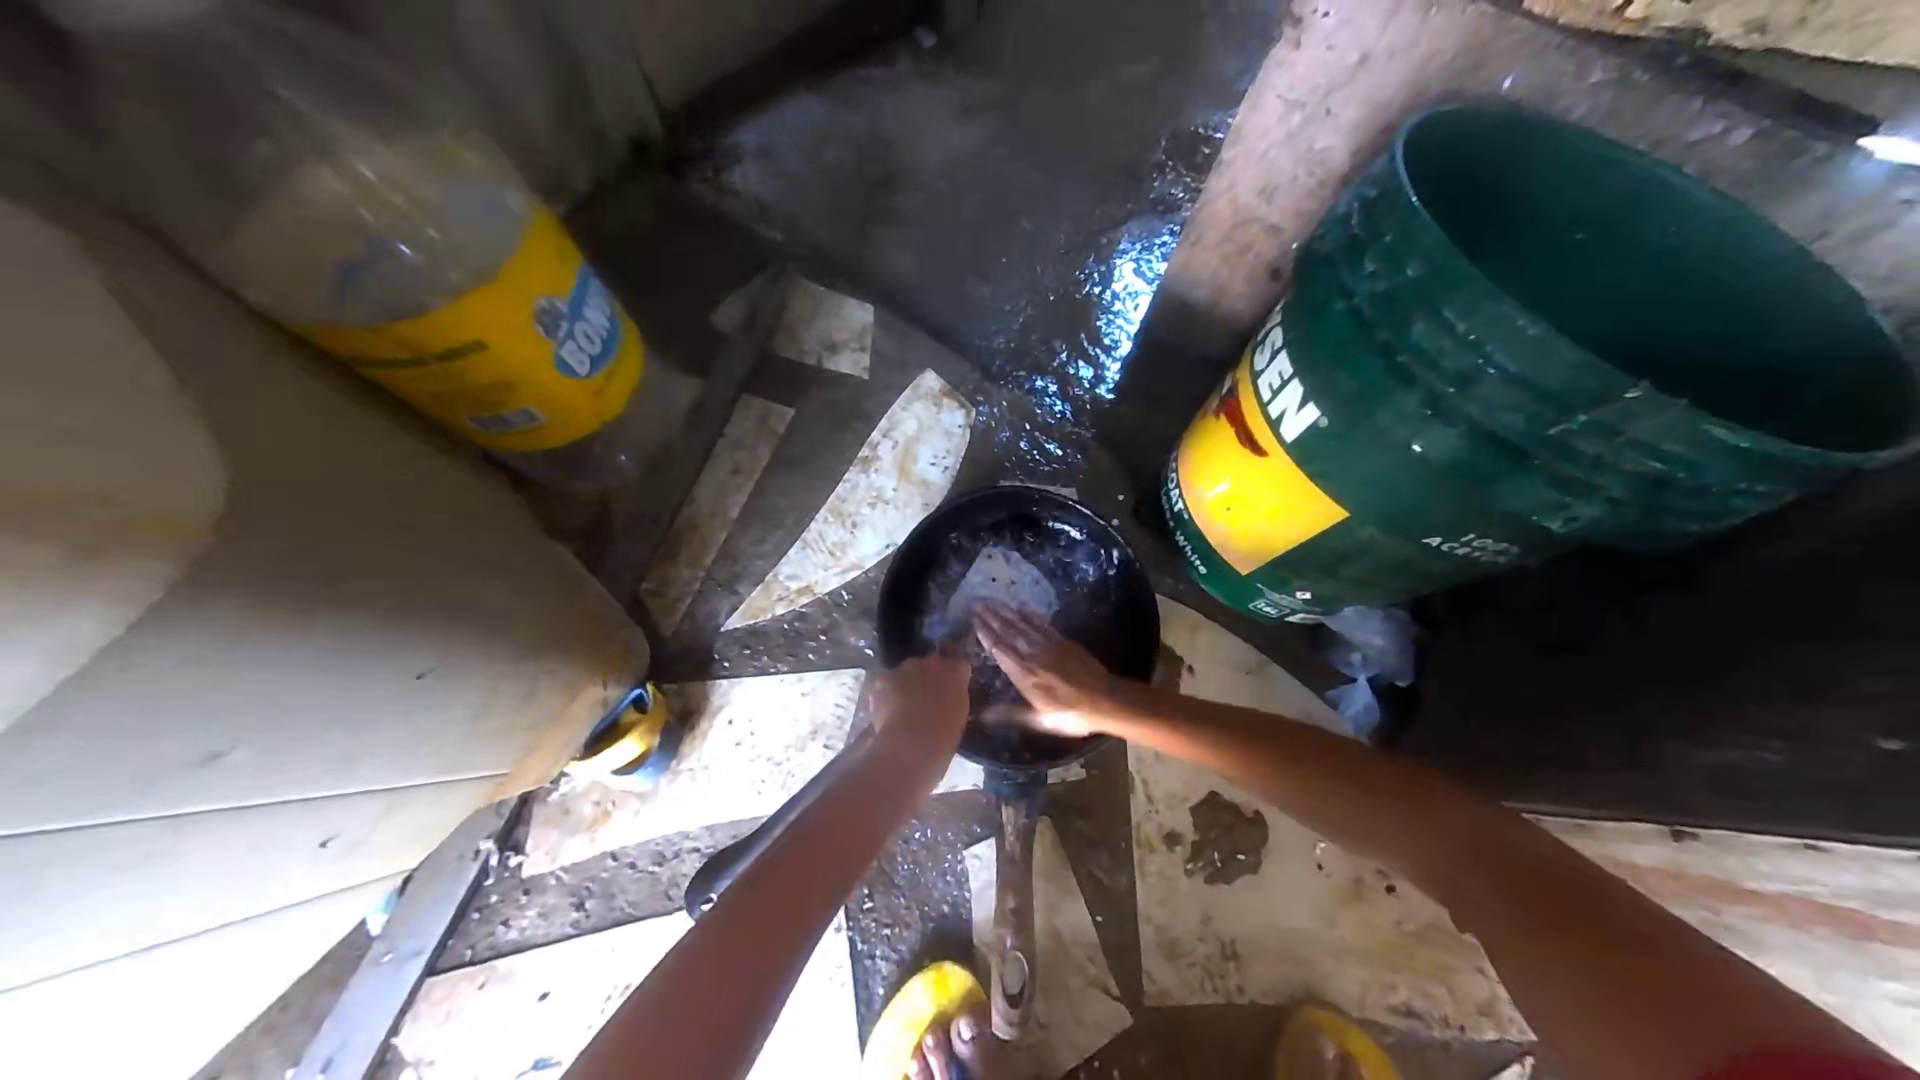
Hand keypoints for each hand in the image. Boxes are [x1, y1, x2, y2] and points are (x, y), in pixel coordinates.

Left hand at [866, 654, 970, 759]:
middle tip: (923, 701)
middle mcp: (932, 663)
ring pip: (905, 673)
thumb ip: (953, 698)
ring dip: (904, 685)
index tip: (948, 690)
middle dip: (926, 679)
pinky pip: (884, 683)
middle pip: (929, 665)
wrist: (912, 744)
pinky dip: (883, 694)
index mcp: (956, 672)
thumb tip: (946, 697)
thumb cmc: (944, 737)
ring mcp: (906, 668)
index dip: (951, 677)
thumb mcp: (959, 715)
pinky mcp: (883, 678)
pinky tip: (883, 712)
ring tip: (900, 709)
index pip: (957, 665)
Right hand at [974, 604, 1121, 737]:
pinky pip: (1043, 625)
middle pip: (1008, 632)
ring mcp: (1049, 646)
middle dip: (991, 617)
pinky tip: (1021, 607)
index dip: (985, 634)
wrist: (1105, 700)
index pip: (999, 649)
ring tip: (992, 601)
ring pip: (1023, 625)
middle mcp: (1033, 656)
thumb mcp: (1039, 719)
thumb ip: (1010, 713)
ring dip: (1006, 612)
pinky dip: (1031, 615)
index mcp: (1024, 675)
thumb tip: (982, 714)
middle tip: (976, 603)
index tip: (973, 620)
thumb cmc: (1071, 714)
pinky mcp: (1063, 641)